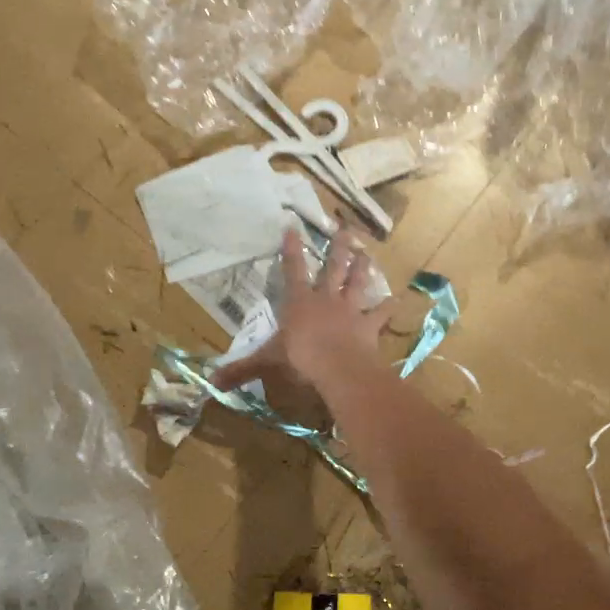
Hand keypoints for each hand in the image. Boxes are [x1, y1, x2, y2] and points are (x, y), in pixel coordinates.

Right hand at [210, 229, 390, 390]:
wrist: (339, 367)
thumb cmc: (301, 359)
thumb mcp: (267, 362)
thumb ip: (242, 369)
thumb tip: (212, 382)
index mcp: (300, 302)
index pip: (293, 269)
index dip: (292, 249)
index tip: (292, 227)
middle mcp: (326, 299)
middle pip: (333, 268)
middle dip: (339, 248)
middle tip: (345, 229)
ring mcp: (350, 310)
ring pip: (358, 283)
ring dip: (363, 268)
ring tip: (368, 254)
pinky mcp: (369, 325)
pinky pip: (381, 314)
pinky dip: (388, 308)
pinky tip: (397, 300)